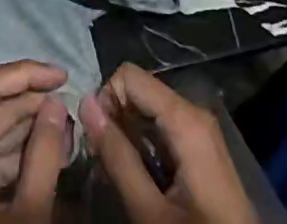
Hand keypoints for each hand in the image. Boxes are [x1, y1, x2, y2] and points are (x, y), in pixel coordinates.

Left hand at [0, 61, 72, 223]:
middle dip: (36, 104)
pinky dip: (25, 146)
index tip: (64, 76)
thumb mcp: (28, 216)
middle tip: (74, 111)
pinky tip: (53, 148)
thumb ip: (43, 155)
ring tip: (69, 130)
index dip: (26, 73)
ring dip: (34, 123)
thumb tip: (56, 103)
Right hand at [80, 64, 258, 223]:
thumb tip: (86, 105)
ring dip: (126, 135)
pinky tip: (137, 177)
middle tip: (103, 163)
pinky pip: (162, 127)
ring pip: (148, 110)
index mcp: (185, 118)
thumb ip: (117, 155)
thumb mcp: (149, 210)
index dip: (106, 101)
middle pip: (140, 91)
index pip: (130, 76)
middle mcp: (194, 111)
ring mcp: (199, 127)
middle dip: (114, 119)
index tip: (97, 142)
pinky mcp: (200, 144)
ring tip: (118, 174)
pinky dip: (142, 144)